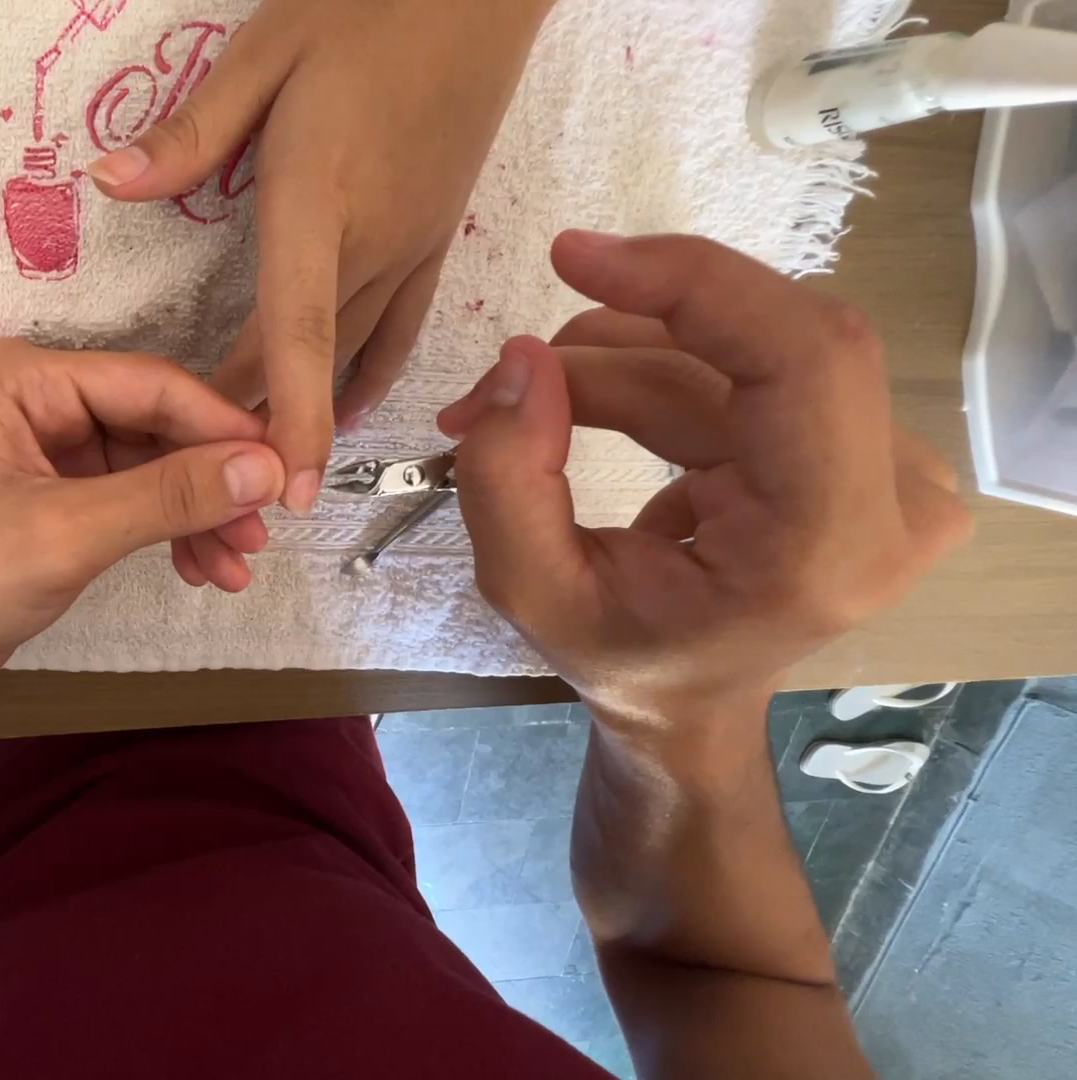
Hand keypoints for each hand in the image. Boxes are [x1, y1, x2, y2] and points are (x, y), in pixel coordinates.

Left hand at [0, 339, 284, 688]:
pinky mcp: (67, 493)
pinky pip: (136, 500)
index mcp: (31, 379)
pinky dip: (170, 533)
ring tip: (239, 567)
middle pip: (158, 428)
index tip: (284, 471)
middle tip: (264, 533)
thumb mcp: (72, 533)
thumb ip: (169, 495)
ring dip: (198, 516)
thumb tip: (266, 469)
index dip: (222, 428)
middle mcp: (47, 399)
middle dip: (212, 484)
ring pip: (155, 468)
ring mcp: (58, 447)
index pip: (150, 387)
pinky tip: (204, 571)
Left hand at [89, 0, 555, 513]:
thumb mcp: (262, 52)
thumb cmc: (365, 7)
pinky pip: (401, 333)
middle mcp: (370, 243)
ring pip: (354, 356)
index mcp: (316, 201)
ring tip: (272, 460)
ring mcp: (412, 250)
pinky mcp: (435, 243)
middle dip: (271, 425)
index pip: (298, 331)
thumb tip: (106, 182)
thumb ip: (188, 134)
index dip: (293, 416)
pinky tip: (345, 411)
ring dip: (314, 411)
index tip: (285, 489)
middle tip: (227, 481)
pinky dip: (369, 380)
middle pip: (312, 359)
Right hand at [439, 232, 971, 726]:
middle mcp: (889, 495)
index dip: (693, 285)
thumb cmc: (613, 656)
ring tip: (505, 410)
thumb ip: (504, 479)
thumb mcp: (526, 588)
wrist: (681, 696)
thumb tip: (517, 362)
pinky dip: (632, 376)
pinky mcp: (849, 446)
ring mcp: (884, 466)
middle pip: (752, 350)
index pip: (801, 361)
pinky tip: (563, 405)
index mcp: (824, 546)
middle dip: (605, 345)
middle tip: (493, 382)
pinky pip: (733, 373)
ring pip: (728, 357)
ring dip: (600, 366)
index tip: (571, 256)